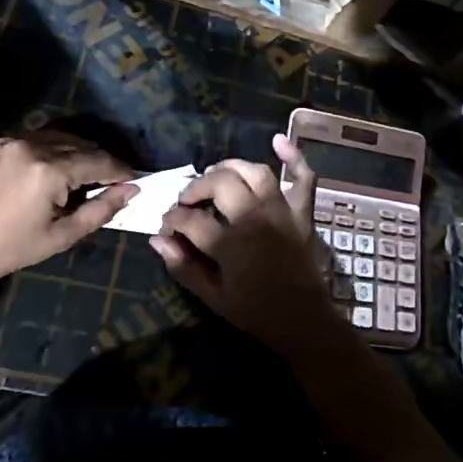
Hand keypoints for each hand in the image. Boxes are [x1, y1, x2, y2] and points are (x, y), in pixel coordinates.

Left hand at [0, 132, 135, 297]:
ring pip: (63, 138)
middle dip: (104, 162)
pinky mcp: (0, 145)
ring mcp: (13, 142)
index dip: (121, 171)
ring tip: (95, 177)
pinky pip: (41, 139)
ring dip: (83, 153)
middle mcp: (32, 146)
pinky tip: (65, 169)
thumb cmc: (12, 249)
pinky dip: (60, 149)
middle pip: (83, 145)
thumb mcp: (63, 235)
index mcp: (48, 170)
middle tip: (119, 182)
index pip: (98, 161)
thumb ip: (100, 209)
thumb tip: (131, 191)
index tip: (138, 180)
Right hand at [151, 134, 340, 349]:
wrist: (304, 321)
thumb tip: (158, 241)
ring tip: (216, 177)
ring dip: (231, 168)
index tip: (167, 225)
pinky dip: (294, 157)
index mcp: (230, 244)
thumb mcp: (213, 297)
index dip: (172, 219)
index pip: (190, 219)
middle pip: (220, 183)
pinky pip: (304, 178)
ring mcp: (282, 212)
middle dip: (196, 187)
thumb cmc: (255, 312)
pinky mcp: (302, 214)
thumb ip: (184, 268)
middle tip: (188, 201)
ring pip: (255, 172)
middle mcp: (255, 219)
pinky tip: (279, 140)